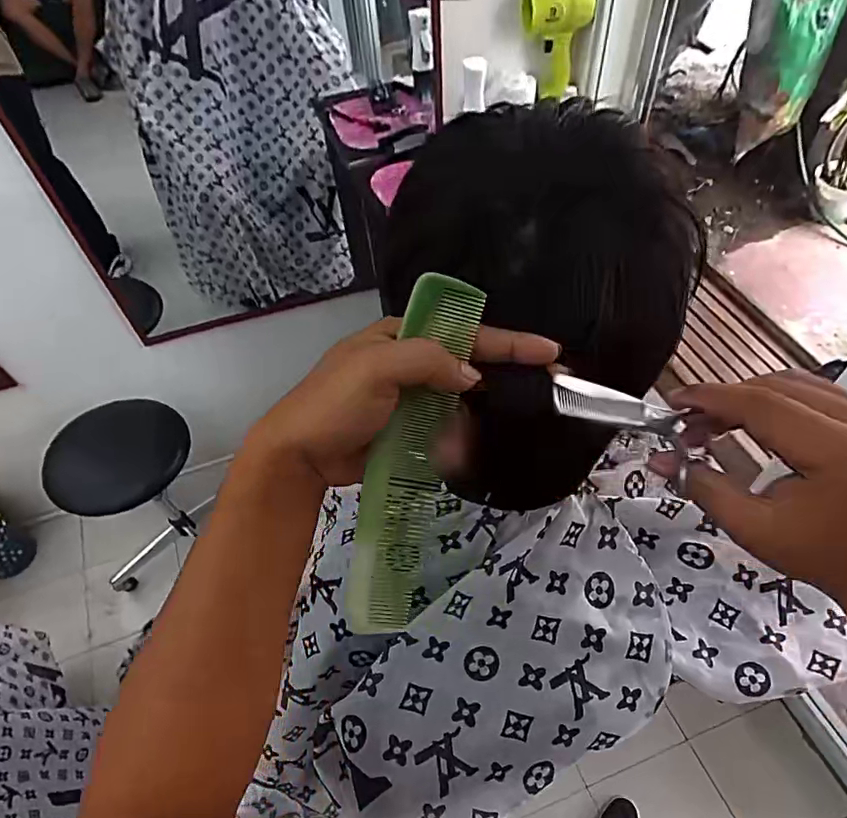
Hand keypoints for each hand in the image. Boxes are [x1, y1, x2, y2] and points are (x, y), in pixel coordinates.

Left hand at [243, 317, 559, 488]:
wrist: (299, 455)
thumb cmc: (331, 404)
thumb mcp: (376, 368)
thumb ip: (427, 360)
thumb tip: (472, 376)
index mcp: (399, 338)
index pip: (462, 334)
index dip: (507, 342)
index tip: (548, 350)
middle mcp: (408, 365)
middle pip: (466, 366)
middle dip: (500, 380)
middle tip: (540, 390)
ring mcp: (408, 401)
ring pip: (458, 404)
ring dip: (473, 419)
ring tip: (479, 436)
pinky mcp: (406, 432)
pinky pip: (442, 431)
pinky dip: (454, 441)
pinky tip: (457, 454)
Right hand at [650, 370, 846, 604]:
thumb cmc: (827, 557)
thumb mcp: (755, 528)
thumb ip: (705, 488)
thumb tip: (665, 461)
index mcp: (840, 451)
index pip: (763, 404)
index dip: (712, 398)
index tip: (677, 401)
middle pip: (778, 388)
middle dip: (725, 401)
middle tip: (688, 424)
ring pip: (798, 386)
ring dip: (750, 399)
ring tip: (714, 425)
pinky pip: (818, 395)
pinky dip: (778, 404)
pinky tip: (752, 424)